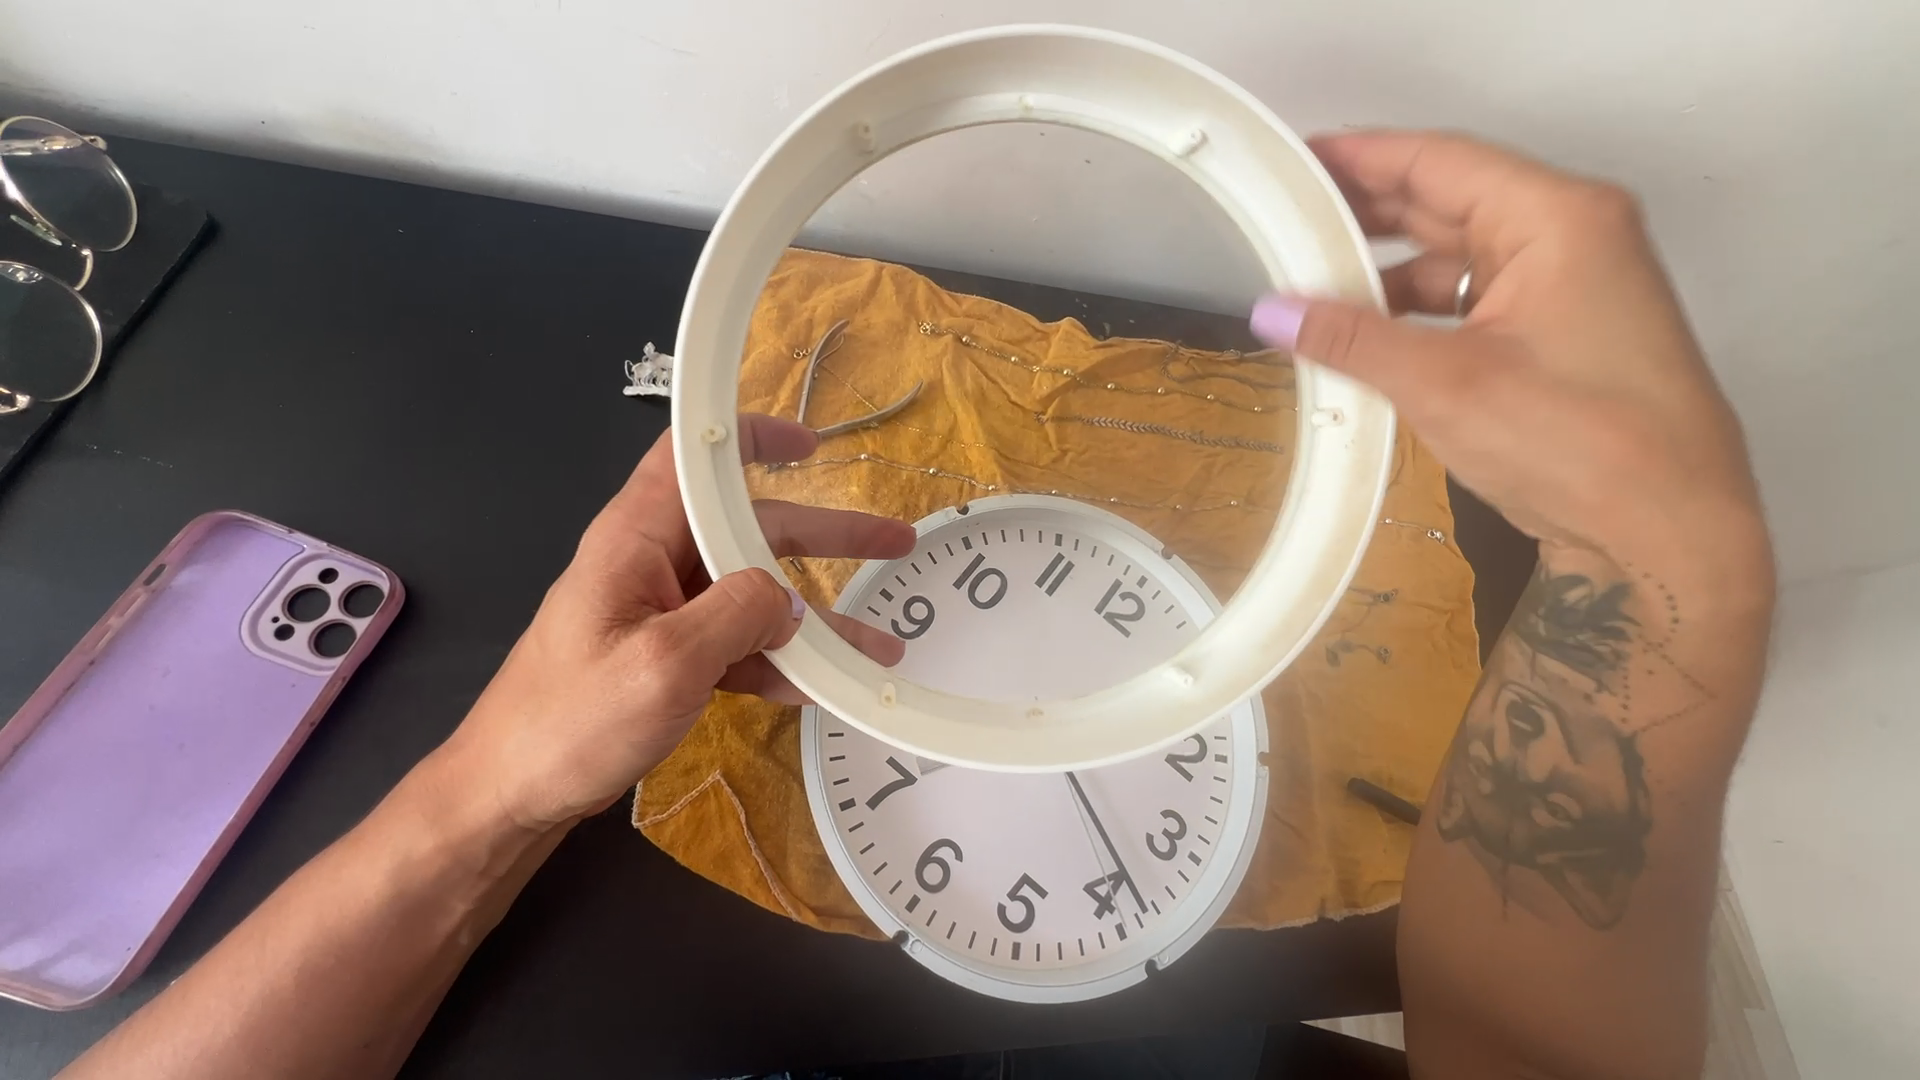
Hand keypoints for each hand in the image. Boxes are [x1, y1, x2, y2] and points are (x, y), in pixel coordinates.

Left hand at [437, 414, 914, 830]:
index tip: (811, 444)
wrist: (513, 795)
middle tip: (896, 541)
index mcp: (638, 539)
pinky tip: (827, 688)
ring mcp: (669, 612)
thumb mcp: (664, 663)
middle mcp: (656, 563)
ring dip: (819, 618)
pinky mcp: (677, 655)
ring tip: (881, 644)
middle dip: (828, 534)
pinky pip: (743, 645)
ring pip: (758, 594)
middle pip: (753, 528)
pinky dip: (783, 663)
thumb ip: (737, 616)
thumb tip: (789, 600)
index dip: (750, 437)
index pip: (692, 457)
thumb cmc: (572, 721)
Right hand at [1252, 131, 1769, 593]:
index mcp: (1556, 219)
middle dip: (1366, 211)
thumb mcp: (1441, 381)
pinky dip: (1410, 311)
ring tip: (1311, 281)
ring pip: (1451, 257)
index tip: (1300, 159)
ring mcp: (1562, 289)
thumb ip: (1349, 338)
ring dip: (1383, 269)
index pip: (1439, 162)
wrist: (1658, 530)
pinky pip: (1463, 302)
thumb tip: (1270, 312)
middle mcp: (1566, 239)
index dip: (1362, 157)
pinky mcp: (1550, 337)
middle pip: (1447, 203)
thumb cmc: (1574, 441)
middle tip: (1290, 216)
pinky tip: (1363, 331)